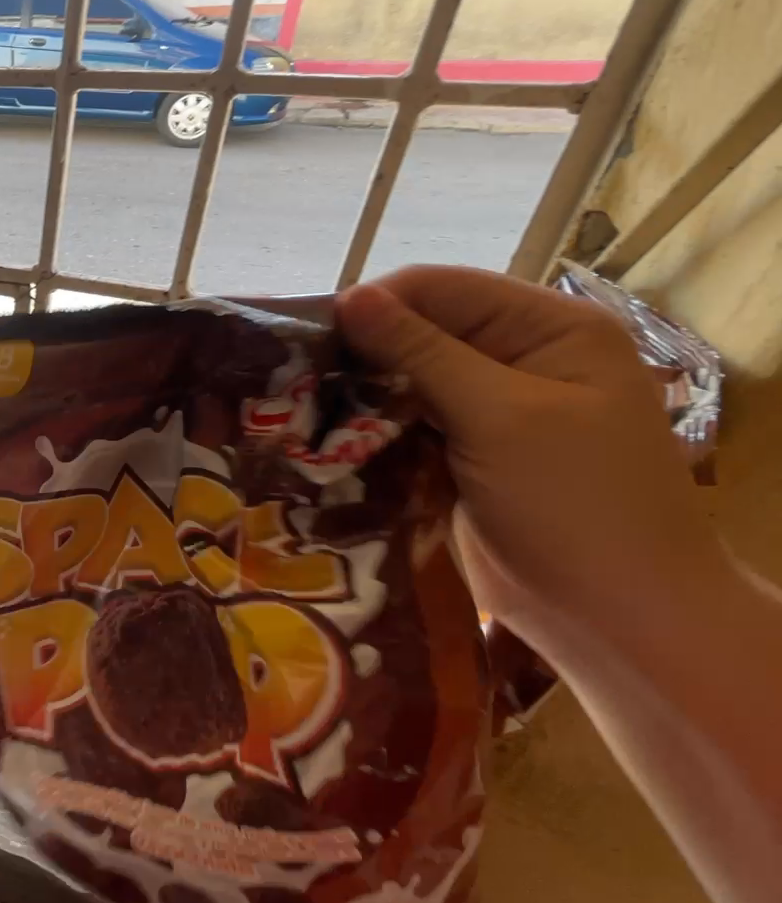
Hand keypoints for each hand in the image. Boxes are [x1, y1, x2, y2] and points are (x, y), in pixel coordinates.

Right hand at [334, 265, 724, 670]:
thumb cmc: (573, 504)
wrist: (609, 613)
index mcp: (549, 329)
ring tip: (297, 406)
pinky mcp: (457, 451)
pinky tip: (324, 436)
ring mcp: (485, 409)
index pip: (441, 289)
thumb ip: (422, 353)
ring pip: (399, 378)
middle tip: (293, 376)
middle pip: (416, 330)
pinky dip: (364, 427)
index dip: (375, 304)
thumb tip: (350, 296)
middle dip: (357, 351)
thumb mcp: (499, 417)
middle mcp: (516, 358)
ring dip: (354, 392)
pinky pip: (398, 422)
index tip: (308, 337)